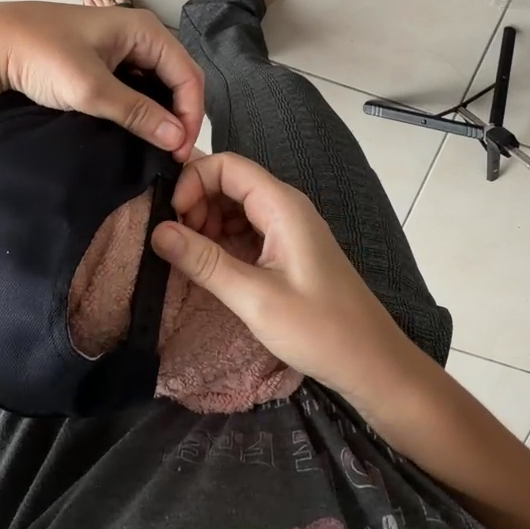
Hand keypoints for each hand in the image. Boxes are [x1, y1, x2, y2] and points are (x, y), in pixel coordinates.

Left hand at [0, 1, 203, 160]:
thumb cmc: (41, 57)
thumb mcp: (90, 89)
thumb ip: (137, 113)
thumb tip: (178, 139)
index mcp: (145, 30)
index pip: (189, 75)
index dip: (191, 116)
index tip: (179, 153)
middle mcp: (140, 33)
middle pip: (178, 78)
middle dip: (181, 116)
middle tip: (171, 154)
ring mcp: (122, 45)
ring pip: (158, 83)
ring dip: (162, 114)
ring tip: (156, 147)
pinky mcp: (106, 59)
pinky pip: (137, 84)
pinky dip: (142, 107)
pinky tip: (136, 130)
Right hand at [150, 153, 416, 399]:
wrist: (373, 364)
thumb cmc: (320, 330)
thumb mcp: (255, 298)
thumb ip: (204, 262)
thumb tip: (156, 231)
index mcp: (282, 205)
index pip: (226, 164)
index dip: (192, 181)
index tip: (172, 218)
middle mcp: (284, 206)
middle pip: (228, 181)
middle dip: (195, 203)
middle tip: (177, 242)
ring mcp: (286, 227)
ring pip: (233, 205)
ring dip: (206, 223)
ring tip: (191, 258)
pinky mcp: (285, 248)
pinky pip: (244, 228)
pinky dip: (221, 240)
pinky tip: (210, 266)